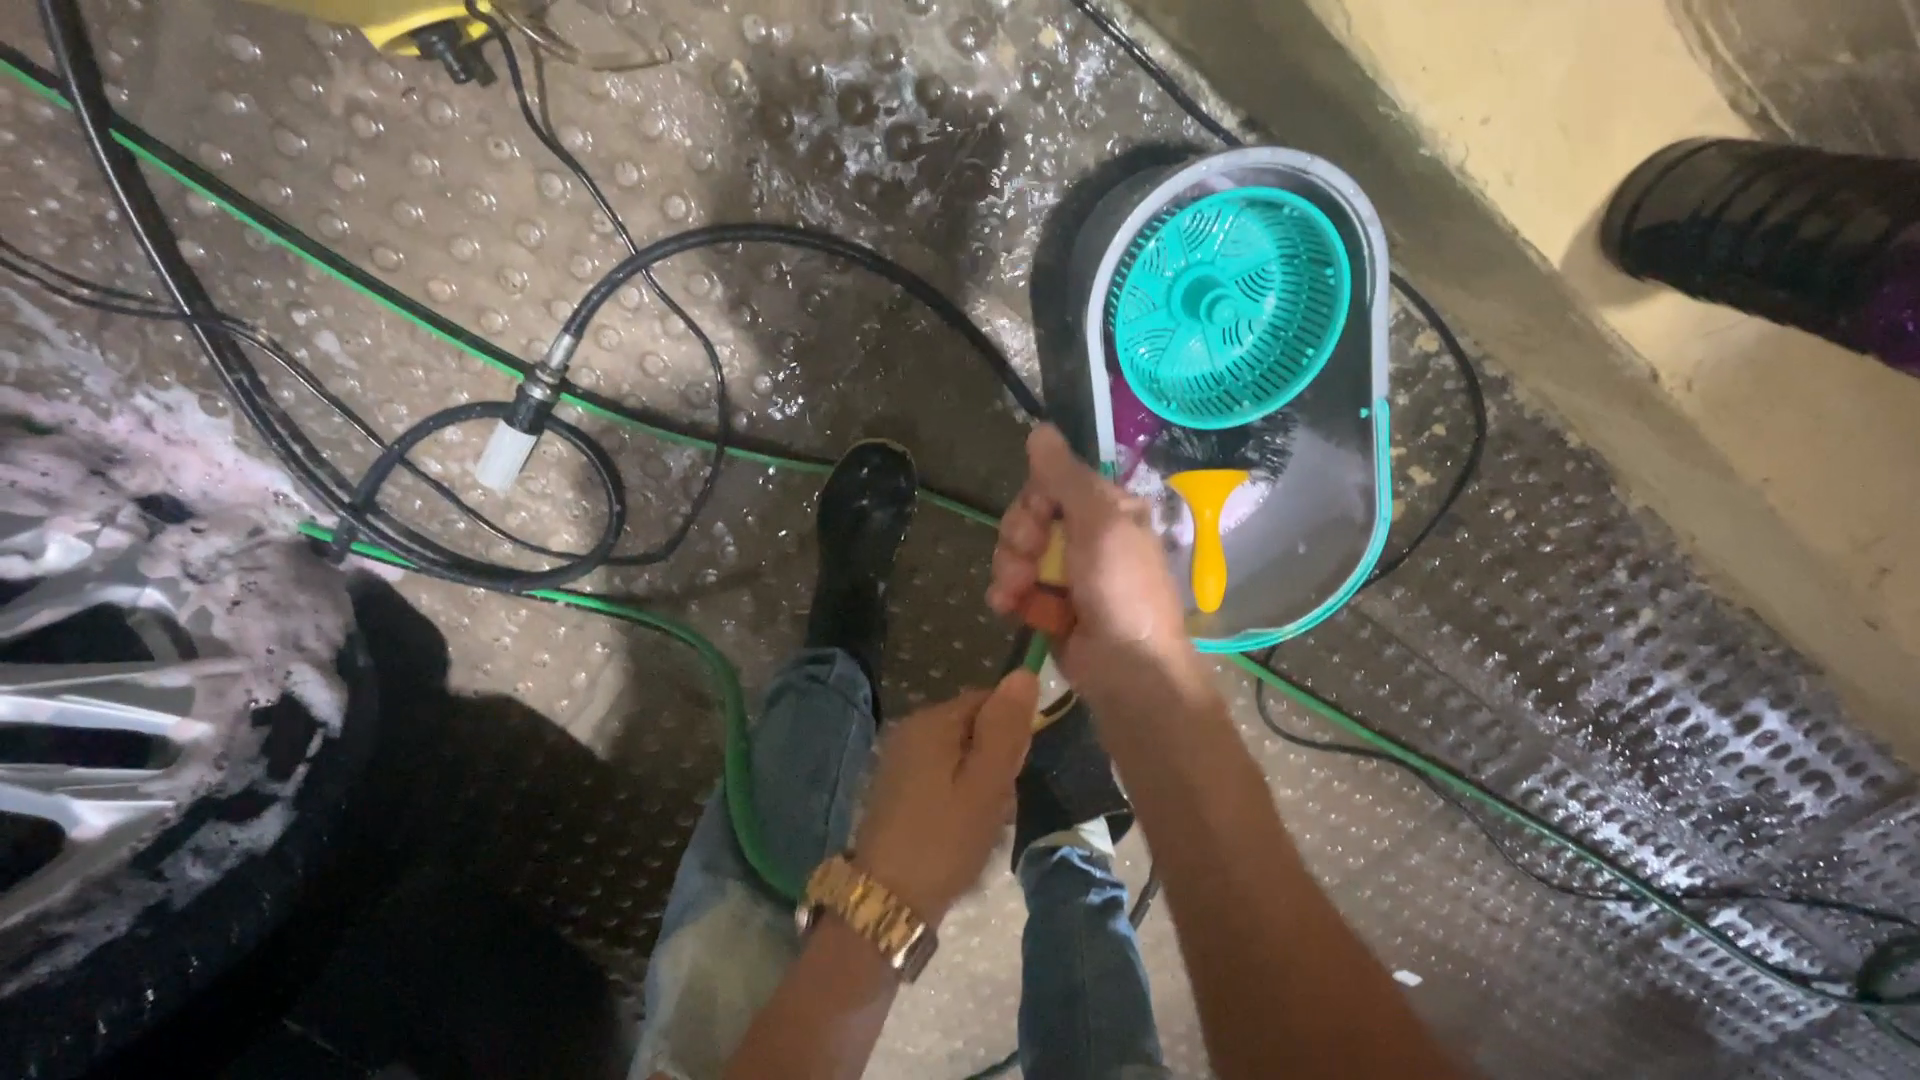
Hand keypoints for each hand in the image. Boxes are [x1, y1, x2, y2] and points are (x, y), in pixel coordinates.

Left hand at [852, 672, 1036, 922]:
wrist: (888, 900)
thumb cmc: (944, 840)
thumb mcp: (985, 784)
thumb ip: (1005, 729)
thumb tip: (1024, 672)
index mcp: (932, 722)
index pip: (987, 700)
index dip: (1012, 733)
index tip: (1016, 774)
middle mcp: (912, 730)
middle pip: (974, 728)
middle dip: (996, 762)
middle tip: (1000, 806)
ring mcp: (901, 761)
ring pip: (962, 757)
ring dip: (982, 785)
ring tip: (985, 824)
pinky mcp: (899, 789)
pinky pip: (944, 778)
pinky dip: (962, 798)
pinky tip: (965, 830)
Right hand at [986, 425, 1194, 687]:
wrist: (1127, 670)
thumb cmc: (1122, 589)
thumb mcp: (1099, 523)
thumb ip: (1065, 477)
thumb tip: (1041, 428)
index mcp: (1108, 509)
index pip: (1053, 484)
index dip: (1034, 501)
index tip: (1037, 520)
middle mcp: (1088, 536)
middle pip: (1029, 516)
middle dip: (1019, 539)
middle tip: (1028, 562)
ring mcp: (1068, 573)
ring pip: (1016, 552)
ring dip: (1010, 570)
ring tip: (1016, 594)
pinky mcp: (1051, 606)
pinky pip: (1016, 586)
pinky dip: (1010, 596)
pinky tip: (1010, 608)